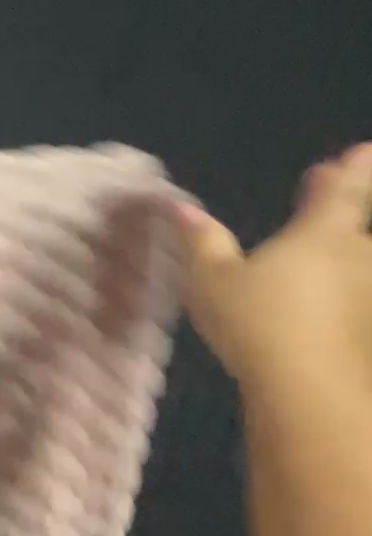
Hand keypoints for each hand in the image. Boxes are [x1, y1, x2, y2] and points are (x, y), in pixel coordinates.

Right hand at [179, 144, 371, 392]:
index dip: (351, 171)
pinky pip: (359, 290)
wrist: (309, 386)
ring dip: (347, 244)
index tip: (364, 149)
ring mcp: (369, 294)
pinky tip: (325, 287)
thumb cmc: (254, 318)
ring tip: (330, 237)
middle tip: (338, 181)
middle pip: (358, 224)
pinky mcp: (367, 323)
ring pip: (361, 258)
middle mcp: (358, 259)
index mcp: (319, 239)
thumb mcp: (211, 277)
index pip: (342, 195)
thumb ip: (203, 240)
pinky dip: (345, 279)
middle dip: (348, 201)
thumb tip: (182, 206)